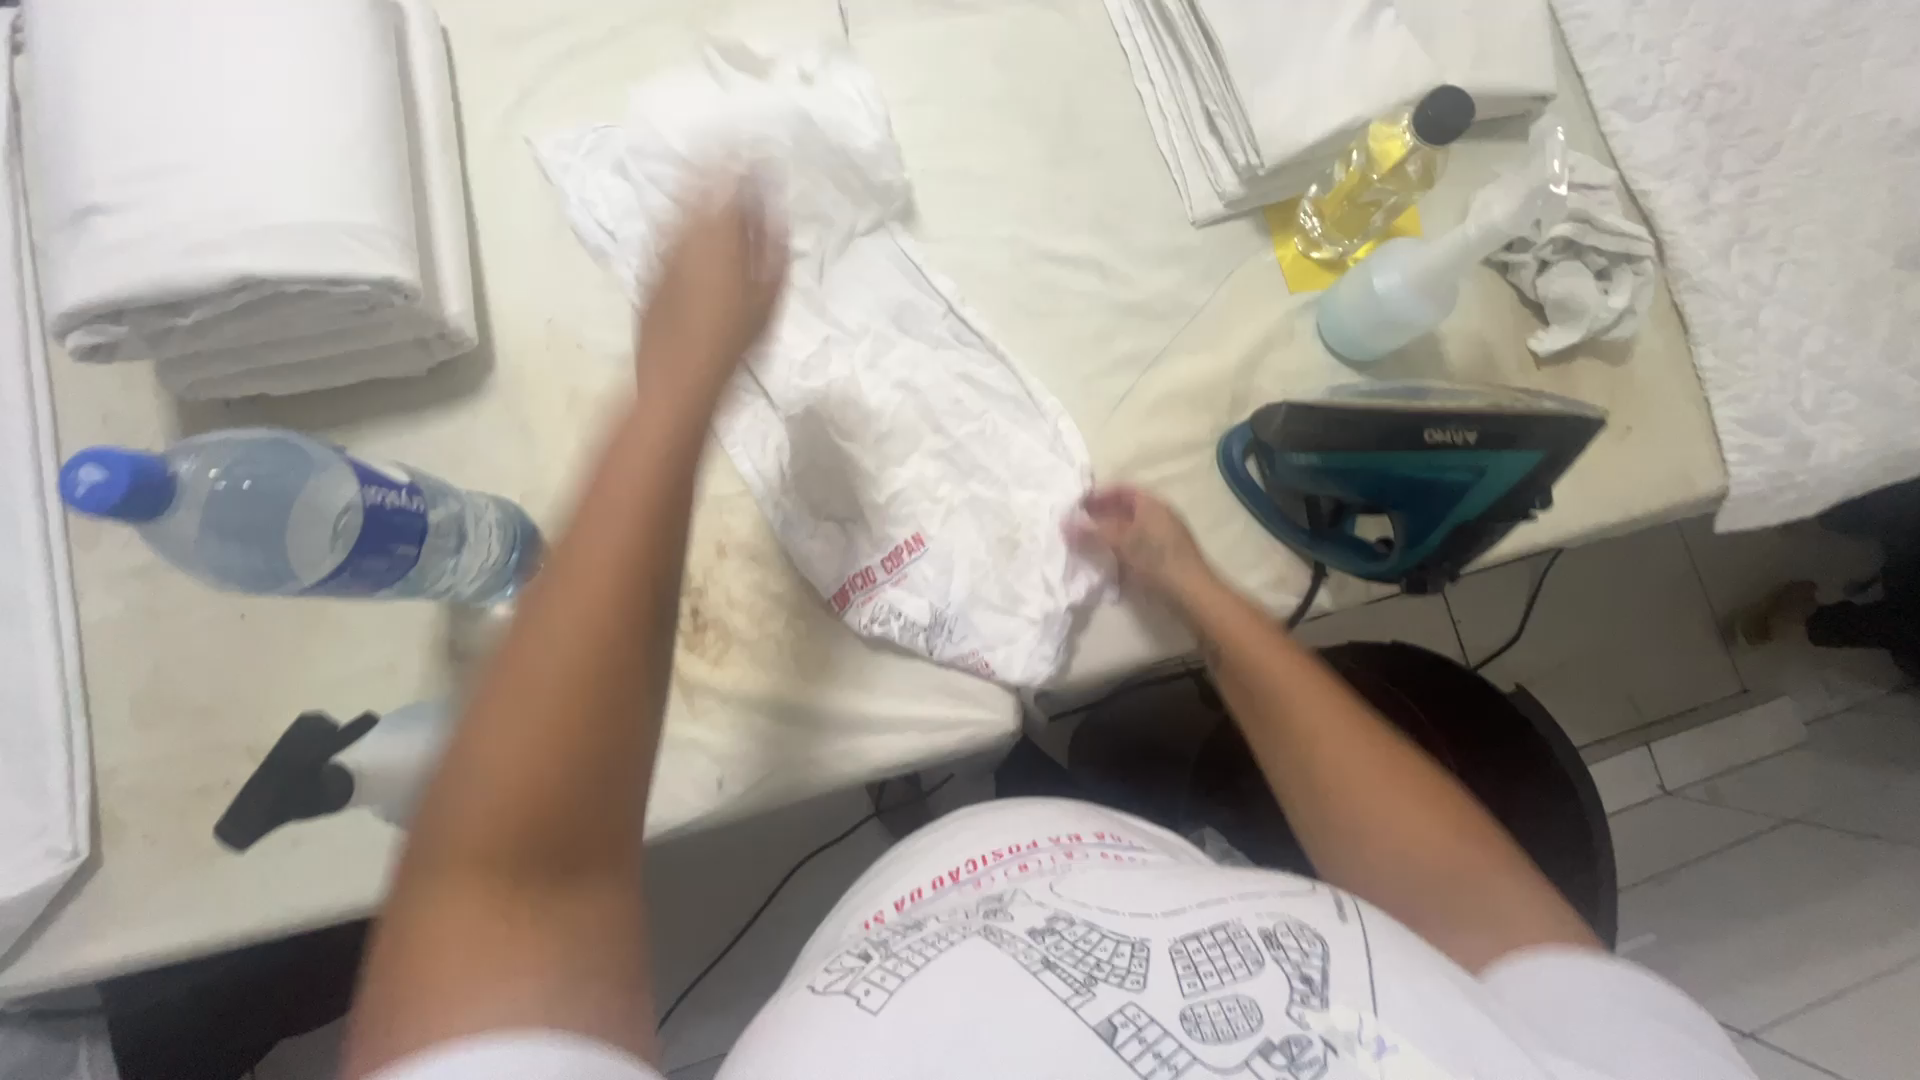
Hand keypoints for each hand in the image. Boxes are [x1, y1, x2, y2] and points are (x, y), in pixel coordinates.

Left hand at [635, 173, 786, 396]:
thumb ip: (772, 248)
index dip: (750, 164)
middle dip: (720, 163)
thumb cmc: (732, 340)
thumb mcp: (768, 296)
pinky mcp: (649, 265)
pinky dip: (685, 217)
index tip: (762, 155)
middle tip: (736, 154)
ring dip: (700, 186)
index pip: (735, 178)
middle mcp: (685, 227)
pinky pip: (670, 227)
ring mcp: (661, 246)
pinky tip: (695, 224)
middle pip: (702, 181)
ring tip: (715, 178)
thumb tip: (775, 213)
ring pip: (682, 202)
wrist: (676, 375)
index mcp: (719, 229)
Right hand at [1069, 485, 1213, 600]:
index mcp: (1152, 504)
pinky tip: (1106, 562)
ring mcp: (1163, 537)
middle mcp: (1159, 516)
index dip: (1098, 495)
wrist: (1192, 593)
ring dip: (1108, 535)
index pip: (1121, 490)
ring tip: (1086, 544)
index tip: (1076, 505)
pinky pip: (1135, 547)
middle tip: (1077, 526)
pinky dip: (1119, 550)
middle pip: (1124, 510)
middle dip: (1100, 516)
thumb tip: (1065, 524)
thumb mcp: (1122, 542)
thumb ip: (1093, 532)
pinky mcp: (1163, 558)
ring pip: (1129, 530)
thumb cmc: (1157, 560)